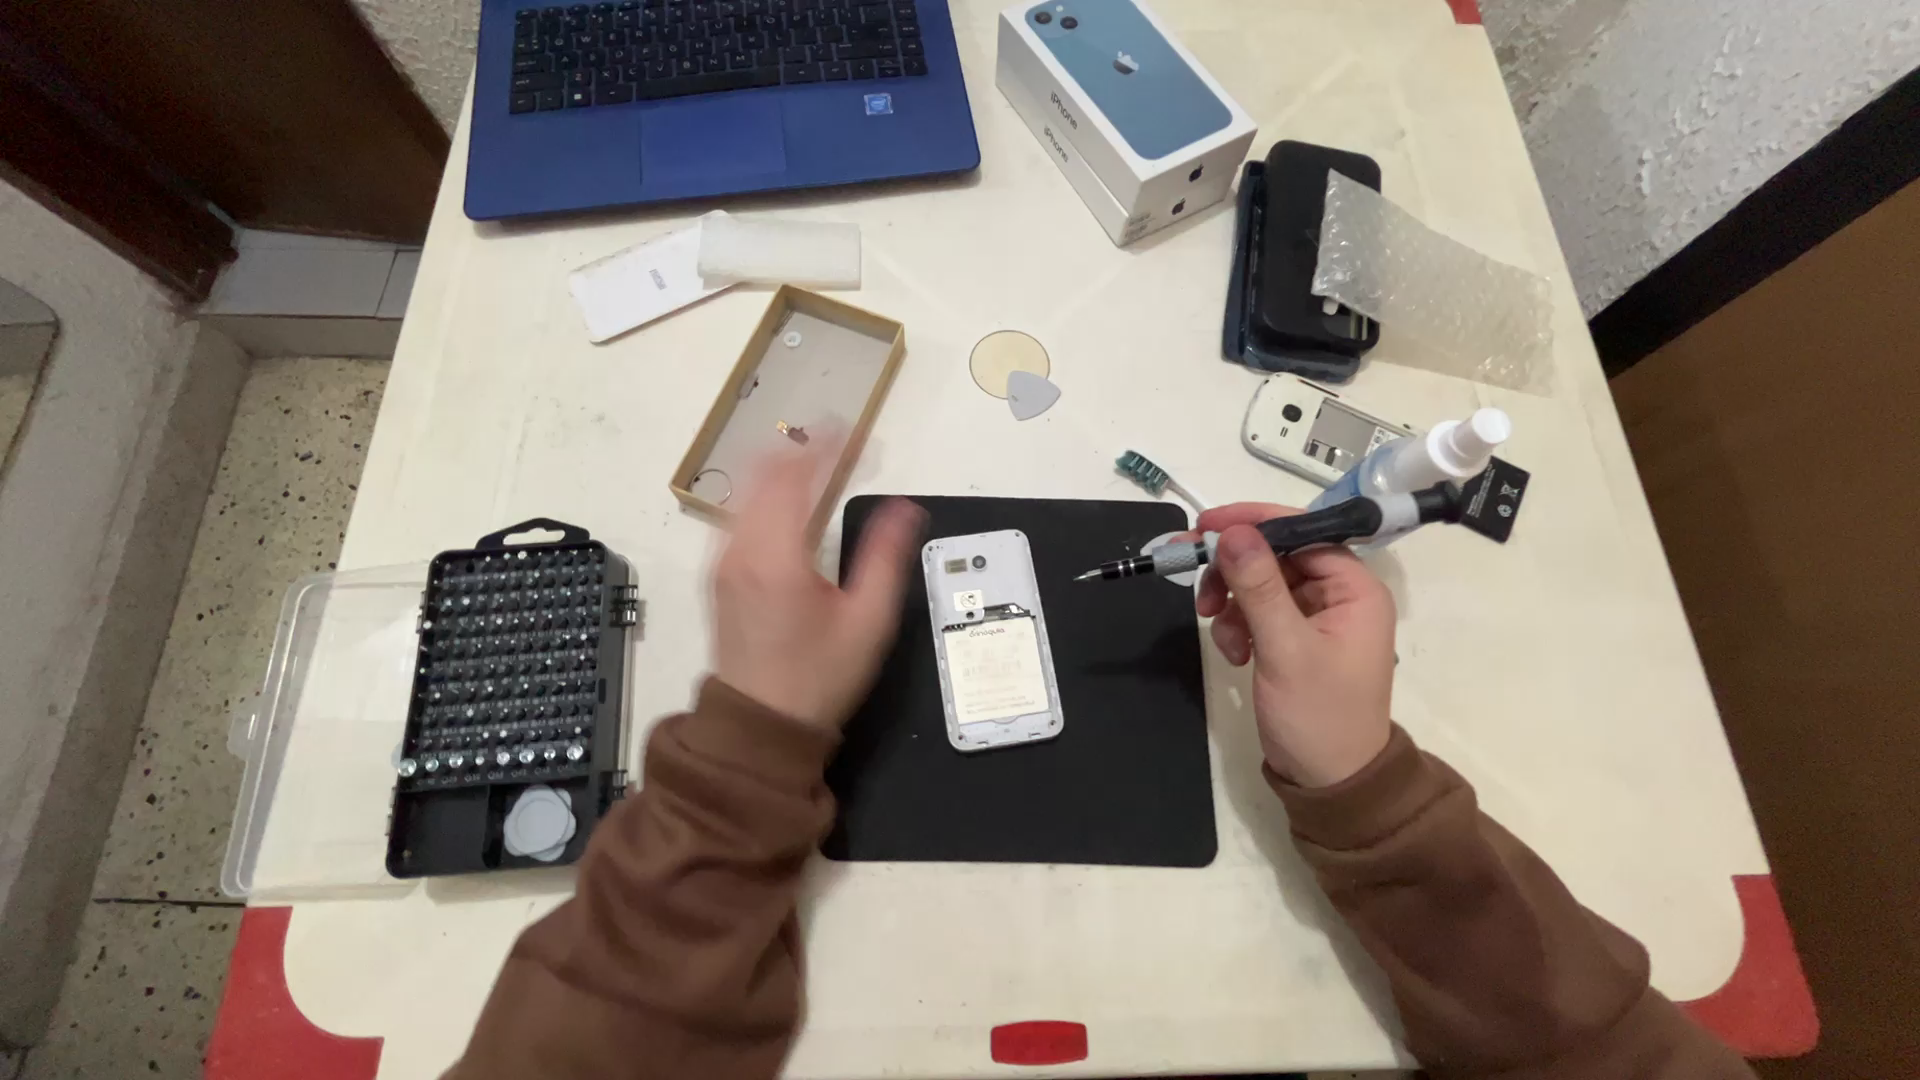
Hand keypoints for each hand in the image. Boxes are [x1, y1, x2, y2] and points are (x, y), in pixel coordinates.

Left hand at [711, 442, 924, 729]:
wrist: (759, 726)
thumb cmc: (819, 676)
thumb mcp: (868, 621)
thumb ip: (887, 557)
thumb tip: (906, 510)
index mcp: (778, 559)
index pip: (794, 478)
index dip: (823, 445)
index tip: (849, 428)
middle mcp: (740, 552)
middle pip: (761, 473)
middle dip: (798, 446)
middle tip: (834, 437)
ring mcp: (721, 563)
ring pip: (743, 491)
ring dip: (778, 466)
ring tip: (815, 458)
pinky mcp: (717, 575)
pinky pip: (735, 514)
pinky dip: (761, 492)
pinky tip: (786, 498)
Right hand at [1195, 503, 1395, 786]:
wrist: (1329, 781)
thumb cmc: (1318, 714)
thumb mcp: (1284, 648)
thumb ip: (1258, 587)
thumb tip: (1232, 533)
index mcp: (1354, 589)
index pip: (1302, 533)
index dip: (1254, 524)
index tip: (1205, 526)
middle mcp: (1337, 595)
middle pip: (1275, 556)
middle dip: (1233, 569)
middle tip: (1191, 577)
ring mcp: (1314, 618)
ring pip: (1259, 583)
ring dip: (1230, 601)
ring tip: (1217, 631)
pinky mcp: (1293, 638)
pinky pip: (1256, 612)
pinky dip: (1236, 626)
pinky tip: (1234, 654)